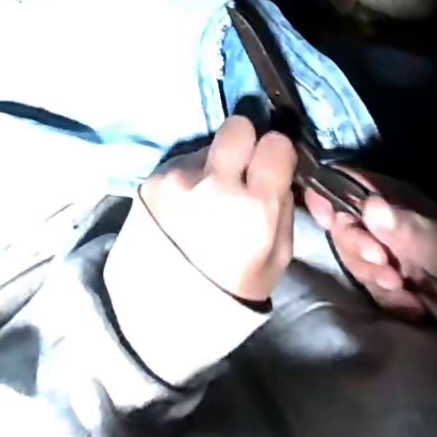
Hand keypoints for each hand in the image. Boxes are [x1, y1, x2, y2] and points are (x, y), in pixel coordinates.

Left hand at [139, 116, 295, 302]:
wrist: (163, 310)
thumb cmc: (232, 288)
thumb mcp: (277, 258)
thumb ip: (283, 207)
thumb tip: (280, 170)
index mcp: (254, 207)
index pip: (275, 143)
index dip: (276, 151)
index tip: (272, 163)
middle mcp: (215, 183)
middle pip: (237, 126)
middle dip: (244, 139)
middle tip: (242, 164)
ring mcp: (179, 178)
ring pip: (208, 144)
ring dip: (213, 163)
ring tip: (207, 198)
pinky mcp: (153, 179)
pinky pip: (183, 161)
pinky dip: (189, 176)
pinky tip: (186, 204)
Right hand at [305, 170, 436, 321]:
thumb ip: (403, 227)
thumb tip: (371, 206)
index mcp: (390, 198)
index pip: (345, 184)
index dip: (327, 194)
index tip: (325, 216)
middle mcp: (378, 220)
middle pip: (342, 223)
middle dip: (355, 244)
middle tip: (381, 261)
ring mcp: (378, 249)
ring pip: (350, 255)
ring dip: (369, 272)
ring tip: (399, 285)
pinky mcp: (379, 279)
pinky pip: (366, 284)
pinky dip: (384, 296)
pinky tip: (409, 304)